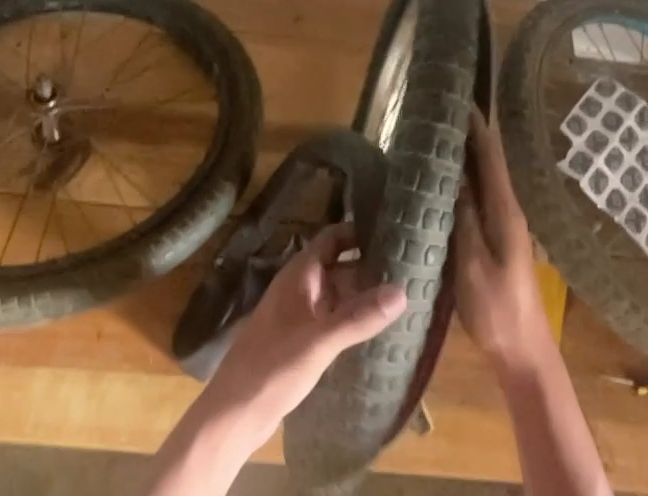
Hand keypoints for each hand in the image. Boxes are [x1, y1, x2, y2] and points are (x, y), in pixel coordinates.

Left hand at [201, 223, 407, 446]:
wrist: (233, 416)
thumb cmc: (272, 368)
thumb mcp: (319, 341)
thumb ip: (359, 316)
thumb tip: (403, 290)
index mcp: (300, 276)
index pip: (333, 238)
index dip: (360, 231)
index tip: (397, 230)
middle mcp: (301, 289)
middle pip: (341, 266)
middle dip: (373, 266)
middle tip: (415, 267)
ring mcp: (301, 316)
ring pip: (340, 295)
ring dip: (367, 295)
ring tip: (409, 294)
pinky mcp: (303, 342)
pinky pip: (335, 320)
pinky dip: (356, 319)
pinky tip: (382, 329)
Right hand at [455, 107, 552, 371]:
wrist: (522, 351)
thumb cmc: (497, 310)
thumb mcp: (473, 266)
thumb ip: (463, 220)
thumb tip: (452, 176)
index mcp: (505, 211)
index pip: (491, 156)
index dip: (476, 126)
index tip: (457, 98)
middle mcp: (506, 211)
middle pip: (487, 163)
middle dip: (466, 135)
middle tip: (434, 114)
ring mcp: (501, 226)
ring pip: (481, 180)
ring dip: (461, 158)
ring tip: (431, 139)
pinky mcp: (493, 240)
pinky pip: (476, 199)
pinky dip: (459, 183)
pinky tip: (438, 184)